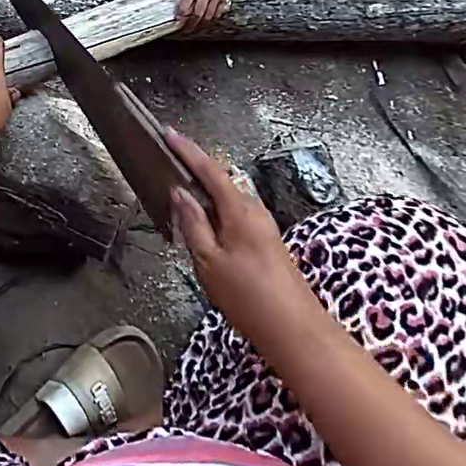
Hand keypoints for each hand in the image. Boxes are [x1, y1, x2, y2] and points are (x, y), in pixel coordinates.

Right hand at [167, 128, 316, 342]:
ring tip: (179, 192)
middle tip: (169, 160)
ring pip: (227, 197)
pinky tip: (202, 222)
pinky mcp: (265, 241)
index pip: (209, 169)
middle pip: (220, 179)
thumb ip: (192, 222)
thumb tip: (179, 193)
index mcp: (239, 210)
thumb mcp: (208, 260)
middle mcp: (254, 211)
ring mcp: (262, 226)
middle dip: (195, 167)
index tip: (169, 134)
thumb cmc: (250, 298)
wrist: (296, 332)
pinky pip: (233, 213)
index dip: (187, 150)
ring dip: (204, 190)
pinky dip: (214, 208)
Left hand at [170, 0, 238, 29]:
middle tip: (186, 28)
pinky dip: (212, 18)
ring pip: (208, 14)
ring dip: (201, 23)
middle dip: (191, 22)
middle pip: (198, 11)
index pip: (187, 0)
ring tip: (195, 28)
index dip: (182, 11)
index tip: (178, 18)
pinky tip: (207, 21)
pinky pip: (218, 12)